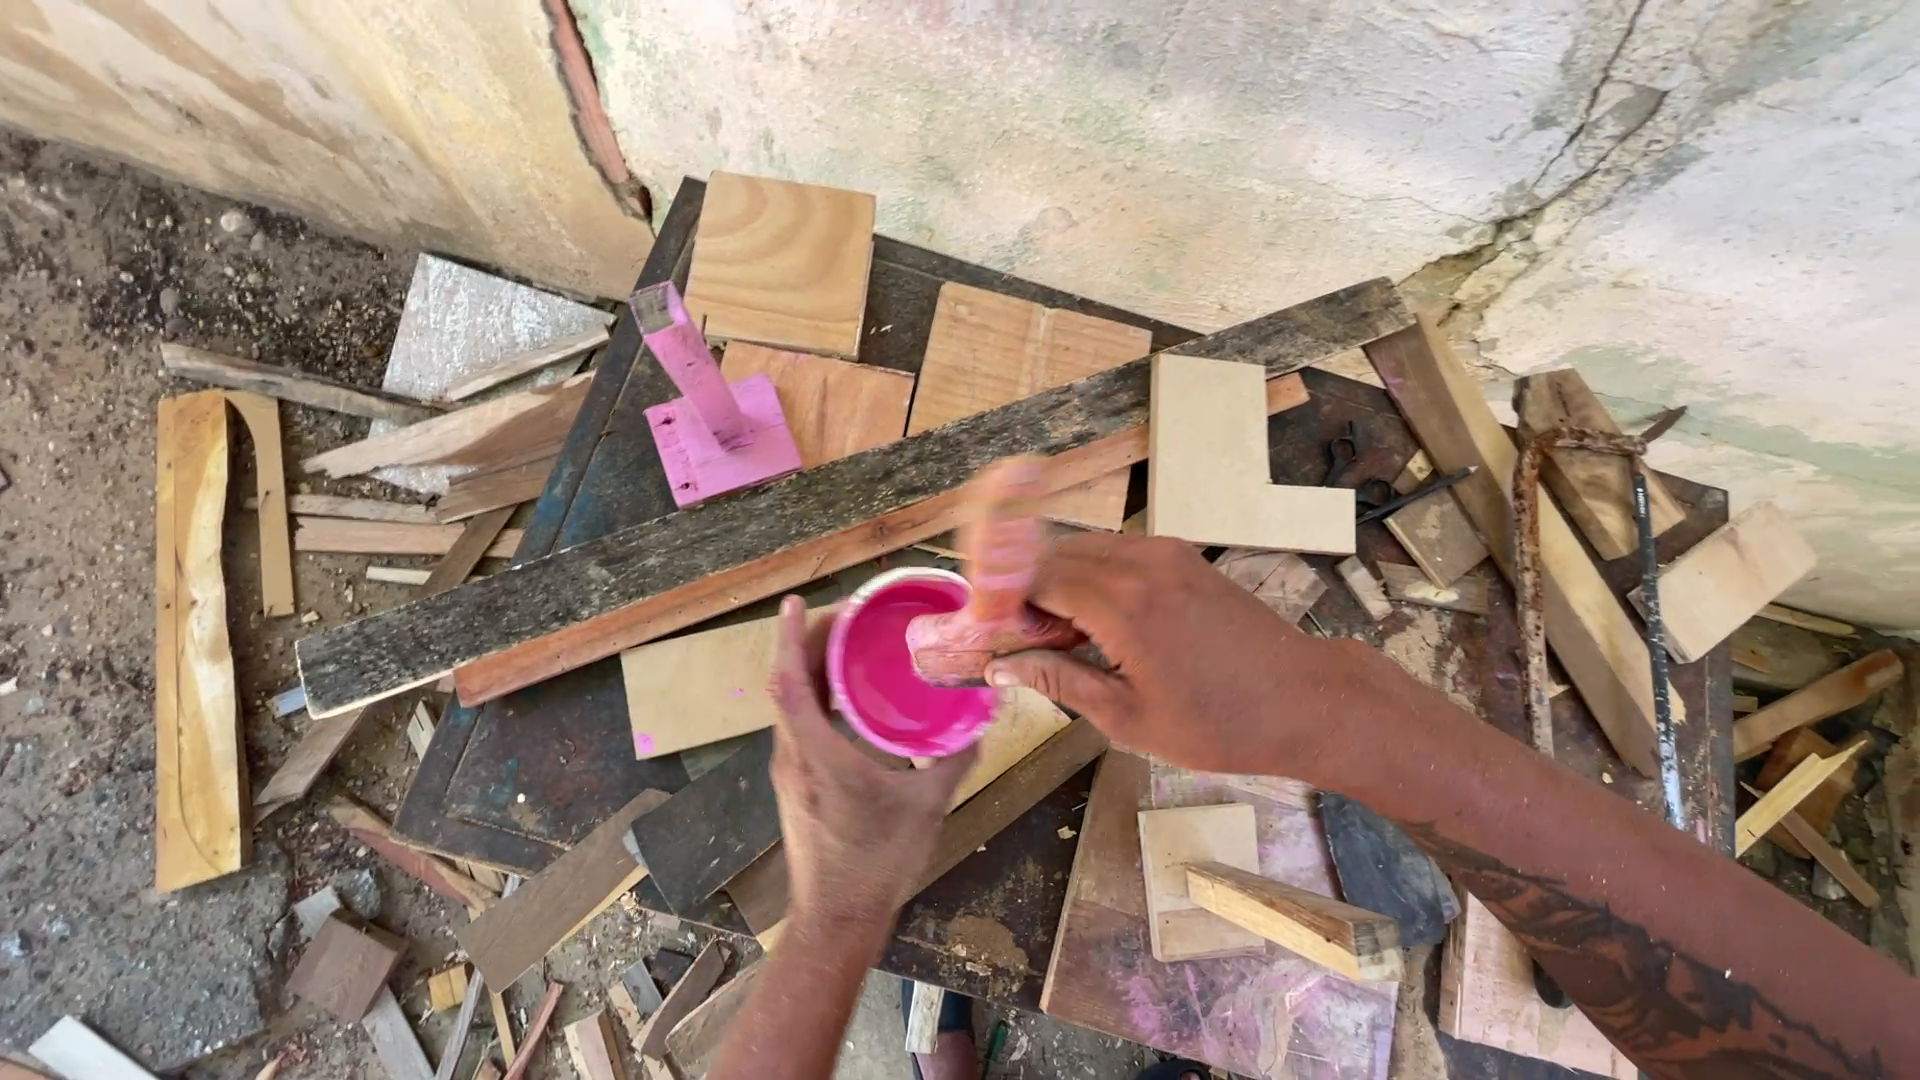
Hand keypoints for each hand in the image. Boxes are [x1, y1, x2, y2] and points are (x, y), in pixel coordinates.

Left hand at [767, 596, 977, 930]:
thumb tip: (980, 722)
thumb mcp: (926, 807)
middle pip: (786, 684)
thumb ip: (954, 760)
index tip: (794, 601)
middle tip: (844, 615)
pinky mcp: (794, 781)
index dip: (788, 637)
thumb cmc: (877, 862)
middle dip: (806, 641)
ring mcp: (789, 769)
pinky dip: (813, 694)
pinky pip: (796, 722)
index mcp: (817, 755)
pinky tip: (844, 693)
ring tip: (844, 643)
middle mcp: (793, 755)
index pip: (790, 683)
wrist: (836, 918)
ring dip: (807, 667)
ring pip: (788, 703)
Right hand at [983, 533, 1406, 783]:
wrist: (1308, 700)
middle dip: (1027, 590)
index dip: (1003, 601)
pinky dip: (1092, 576)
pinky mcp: (1183, 555)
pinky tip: (1098, 620)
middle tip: (1022, 640)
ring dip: (1059, 582)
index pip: (1034, 577)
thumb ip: (1058, 681)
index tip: (991, 634)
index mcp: (1122, 603)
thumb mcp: (1127, 717)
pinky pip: (1116, 553)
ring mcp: (1165, 551)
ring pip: (1084, 549)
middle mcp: (1139, 560)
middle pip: (1054, 555)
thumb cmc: (1218, 724)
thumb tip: (1000, 667)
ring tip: (1060, 635)